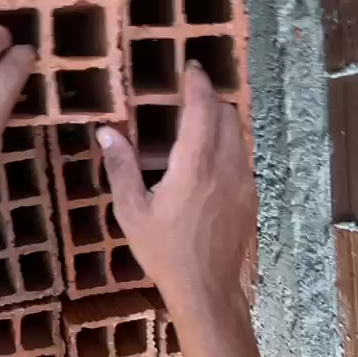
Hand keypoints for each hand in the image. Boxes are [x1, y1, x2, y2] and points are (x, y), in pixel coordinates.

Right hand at [98, 62, 254, 311]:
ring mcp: (243, 181)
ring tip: (198, 124)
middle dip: (210, 98)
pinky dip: (228, 145)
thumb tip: (106, 132)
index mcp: (194, 166)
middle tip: (188, 96)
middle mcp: (225, 166)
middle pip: (227, 114)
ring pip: (239, 134)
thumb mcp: (131, 212)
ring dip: (221, 120)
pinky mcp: (251, 196)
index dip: (198, 83)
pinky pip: (242, 157)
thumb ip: (121, 168)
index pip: (202, 109)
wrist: (206, 288)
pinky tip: (209, 161)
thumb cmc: (163, 251)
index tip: (191, 67)